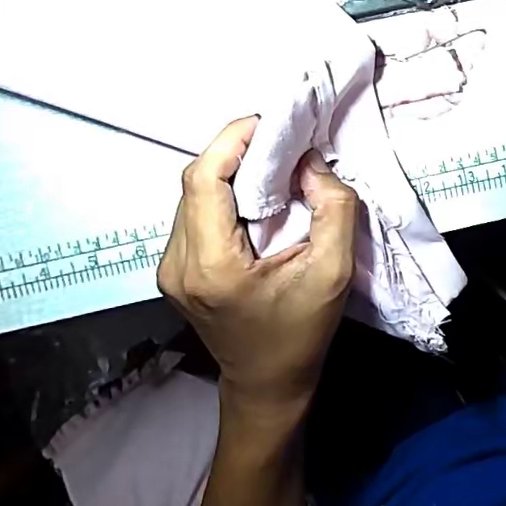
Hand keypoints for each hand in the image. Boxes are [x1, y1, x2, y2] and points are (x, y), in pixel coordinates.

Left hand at [158, 117, 358, 426]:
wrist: (268, 383)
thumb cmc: (302, 333)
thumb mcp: (334, 272)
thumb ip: (333, 210)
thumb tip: (311, 162)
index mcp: (210, 266)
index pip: (203, 180)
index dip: (234, 140)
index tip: (273, 122)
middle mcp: (177, 263)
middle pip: (196, 182)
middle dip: (239, 150)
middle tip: (284, 139)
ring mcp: (171, 266)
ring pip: (195, 194)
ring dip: (233, 170)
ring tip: (276, 163)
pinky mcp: (179, 268)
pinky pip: (198, 211)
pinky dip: (228, 191)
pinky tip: (260, 194)